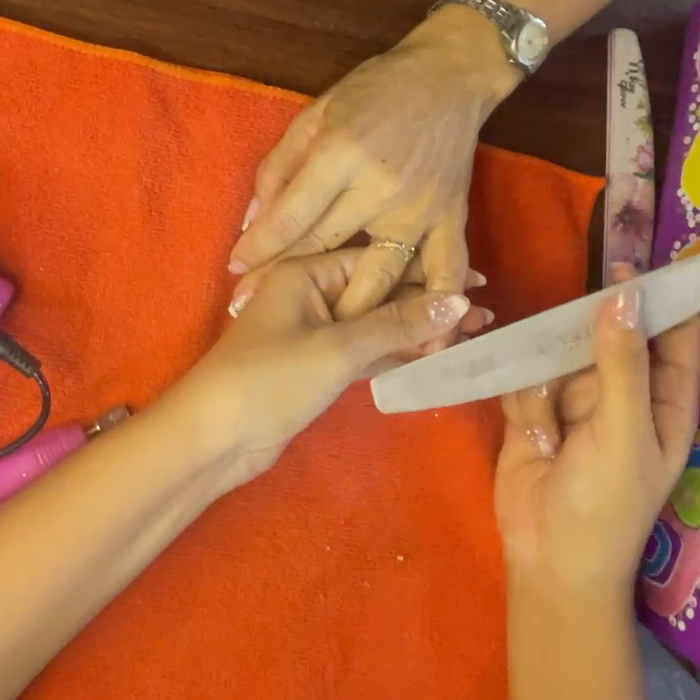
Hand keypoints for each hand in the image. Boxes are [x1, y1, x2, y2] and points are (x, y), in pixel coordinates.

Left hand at [171, 248, 490, 483]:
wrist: (215, 438)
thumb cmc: (268, 379)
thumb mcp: (336, 349)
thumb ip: (396, 324)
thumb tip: (458, 300)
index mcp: (307, 272)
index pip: (377, 261)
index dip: (426, 273)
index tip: (477, 282)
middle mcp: (312, 293)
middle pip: (380, 291)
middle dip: (429, 303)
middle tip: (485, 312)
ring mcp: (316, 331)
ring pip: (378, 324)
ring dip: (419, 330)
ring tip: (475, 332)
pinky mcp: (319, 365)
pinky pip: (367, 350)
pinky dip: (398, 354)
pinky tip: (436, 355)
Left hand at [227, 6, 519, 325]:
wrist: (448, 76)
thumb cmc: (374, 90)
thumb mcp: (315, 113)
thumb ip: (281, 166)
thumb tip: (253, 219)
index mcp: (340, 154)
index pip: (290, 216)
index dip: (258, 248)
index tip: (235, 271)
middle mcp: (378, 188)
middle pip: (323, 248)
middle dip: (281, 281)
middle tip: (248, 312)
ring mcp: (419, 208)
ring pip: (377, 274)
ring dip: (343, 311)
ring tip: (310, 344)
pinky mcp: (452, 218)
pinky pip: (444, 270)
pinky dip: (432, 307)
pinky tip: (420, 343)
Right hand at [492, 264, 699, 594]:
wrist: (547, 553)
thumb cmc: (605, 503)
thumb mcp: (622, 432)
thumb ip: (620, 363)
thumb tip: (623, 295)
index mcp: (665, 402)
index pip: (676, 337)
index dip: (670, 296)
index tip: (661, 254)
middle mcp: (621, 393)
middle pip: (606, 336)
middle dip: (585, 335)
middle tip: (573, 329)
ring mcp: (575, 400)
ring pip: (556, 353)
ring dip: (547, 383)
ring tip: (548, 429)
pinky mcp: (534, 408)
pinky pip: (524, 377)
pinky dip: (524, 402)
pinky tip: (531, 438)